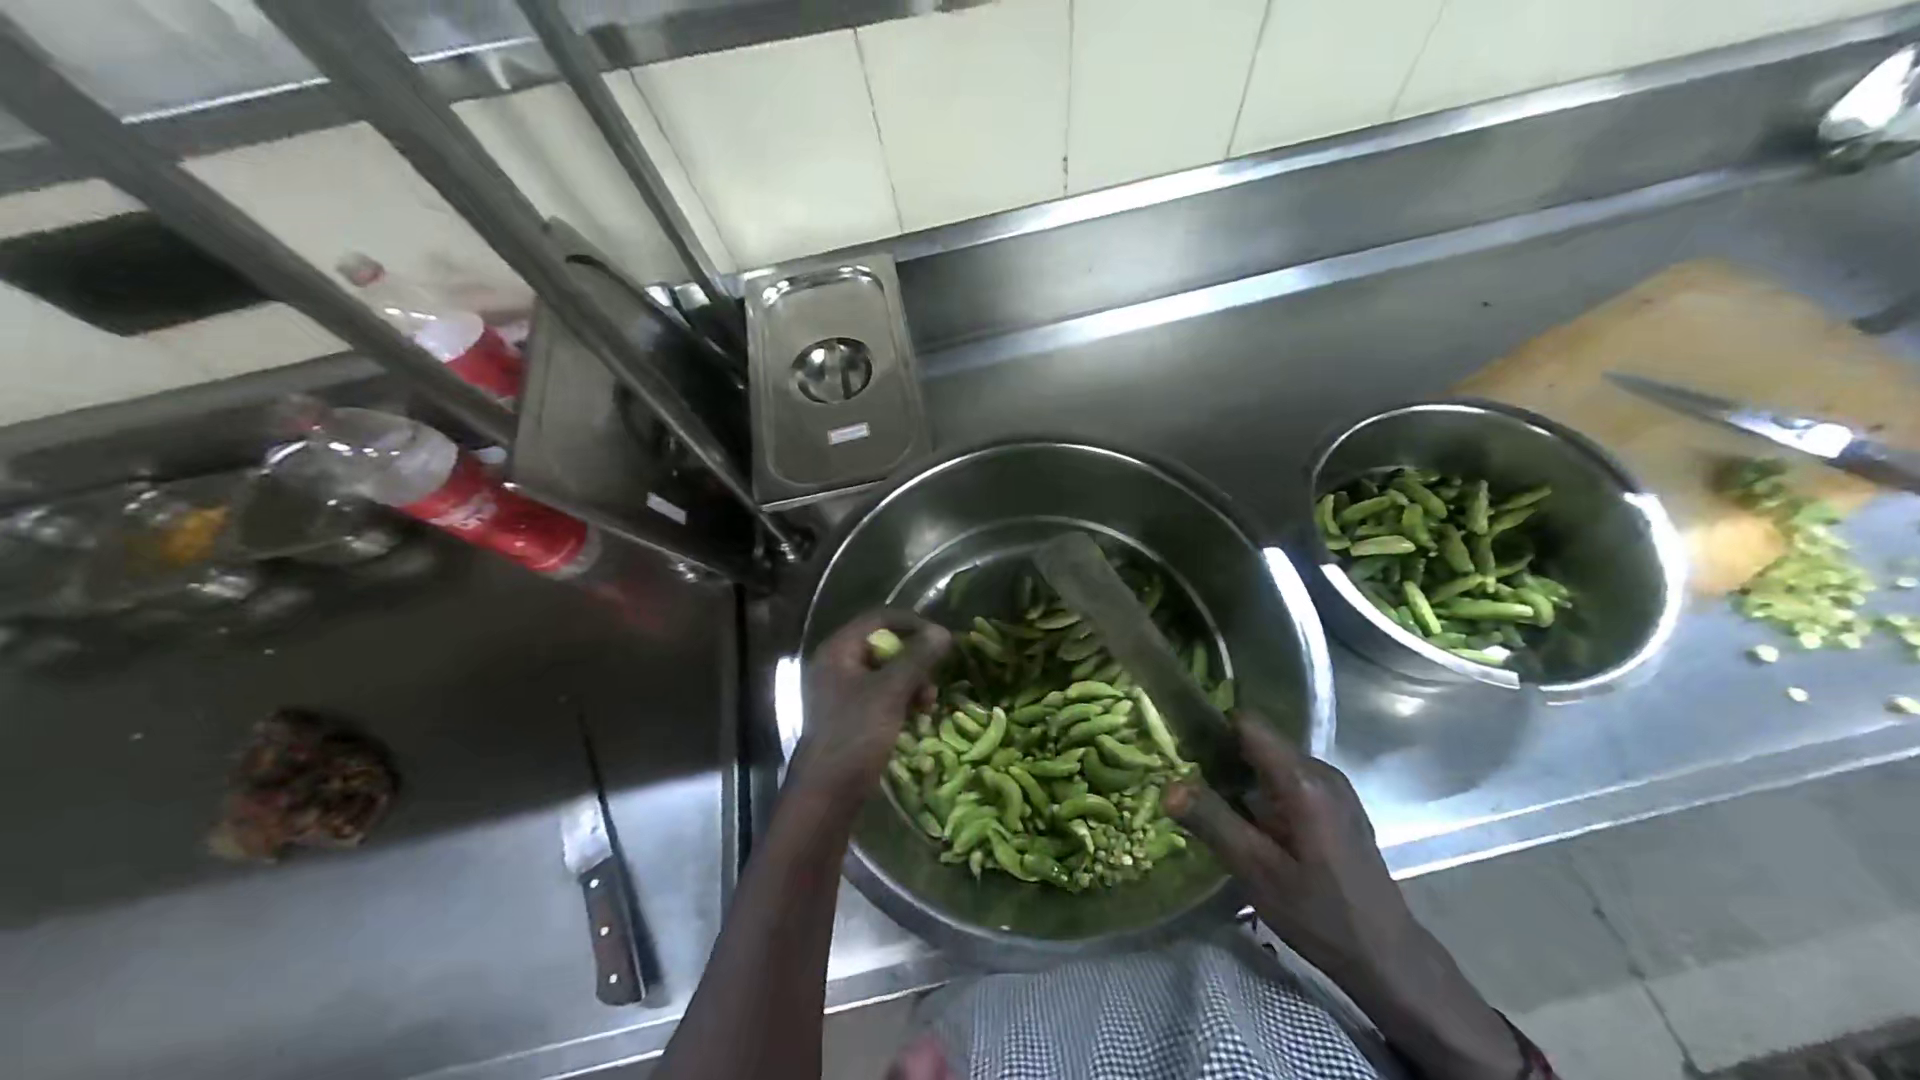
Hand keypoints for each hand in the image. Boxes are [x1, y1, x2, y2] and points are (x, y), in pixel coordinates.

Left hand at [789, 611, 950, 809]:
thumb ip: (917, 658)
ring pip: (887, 671)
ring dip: (912, 682)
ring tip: (928, 705)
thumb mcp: (890, 692)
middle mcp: (837, 664)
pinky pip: (882, 694)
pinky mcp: (851, 714)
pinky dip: (902, 699)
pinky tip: (918, 716)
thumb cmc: (855, 734)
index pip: (879, 618)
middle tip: (933, 682)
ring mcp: (842, 690)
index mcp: (837, 650)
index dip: (913, 624)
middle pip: (884, 644)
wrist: (828, 793)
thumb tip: (943, 632)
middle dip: (915, 660)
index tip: (941, 639)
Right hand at [1165, 714, 1525, 1079]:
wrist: (1386, 957)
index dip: (1212, 729)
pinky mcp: (1336, 805)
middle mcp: (1322, 771)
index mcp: (1304, 780)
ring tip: (1209, 803)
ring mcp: (1333, 788)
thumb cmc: (1320, 913)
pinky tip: (1246, 822)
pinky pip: (1287, 779)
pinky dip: (1261, 790)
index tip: (1182, 750)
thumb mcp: (1257, 871)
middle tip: (1187, 784)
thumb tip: (1167, 786)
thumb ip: (1212, 822)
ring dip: (1239, 775)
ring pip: (1272, 761)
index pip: (1248, 724)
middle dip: (1221, 755)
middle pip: (1259, 741)